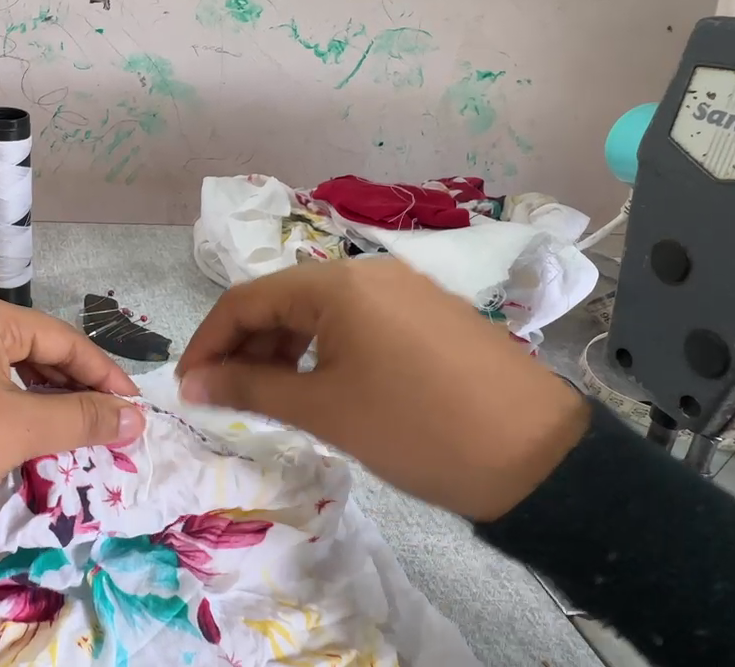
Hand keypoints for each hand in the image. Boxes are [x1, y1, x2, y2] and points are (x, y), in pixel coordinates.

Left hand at [0, 293, 145, 540]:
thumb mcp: (18, 431)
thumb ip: (81, 418)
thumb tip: (135, 416)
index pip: (59, 338)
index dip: (102, 373)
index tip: (133, 408)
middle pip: (29, 344)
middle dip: (70, 384)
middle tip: (103, 422)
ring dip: (36, 392)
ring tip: (65, 427)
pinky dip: (0, 395)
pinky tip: (14, 424)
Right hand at [176, 259, 586, 521]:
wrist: (546, 463)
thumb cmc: (418, 431)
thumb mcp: (324, 411)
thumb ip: (248, 388)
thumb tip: (191, 383)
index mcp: (336, 283)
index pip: (245, 299)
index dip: (208, 341)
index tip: (188, 383)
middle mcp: (367, 270)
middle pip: (281, 298)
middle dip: (245, 345)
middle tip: (224, 393)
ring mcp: (404, 287)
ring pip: (319, 308)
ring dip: (284, 346)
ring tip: (271, 393)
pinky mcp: (430, 310)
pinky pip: (356, 318)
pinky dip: (324, 346)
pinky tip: (323, 381)